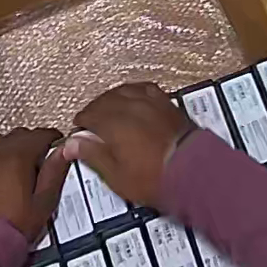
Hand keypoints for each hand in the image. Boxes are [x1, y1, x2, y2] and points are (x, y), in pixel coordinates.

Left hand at [0, 128, 70, 240]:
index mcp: (17, 158)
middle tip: (37, 158)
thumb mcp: (43, 203)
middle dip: (30, 143)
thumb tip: (63, 151)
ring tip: (13, 164)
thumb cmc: (9, 230)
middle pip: (17, 135)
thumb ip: (54, 173)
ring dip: (7, 147)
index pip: (39, 135)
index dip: (51, 138)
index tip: (55, 143)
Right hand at [66, 84, 192, 208]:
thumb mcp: (116, 175)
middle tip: (90, 119)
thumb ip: (93, 155)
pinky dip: (135, 90)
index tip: (79, 128)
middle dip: (94, 108)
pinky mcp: (167, 104)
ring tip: (108, 106)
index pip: (90, 115)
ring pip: (125, 91)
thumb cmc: (157, 178)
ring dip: (113, 97)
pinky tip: (134, 95)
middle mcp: (132, 108)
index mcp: (115, 124)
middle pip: (106, 100)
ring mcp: (152, 103)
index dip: (82, 122)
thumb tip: (73, 144)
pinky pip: (146, 88)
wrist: (193, 172)